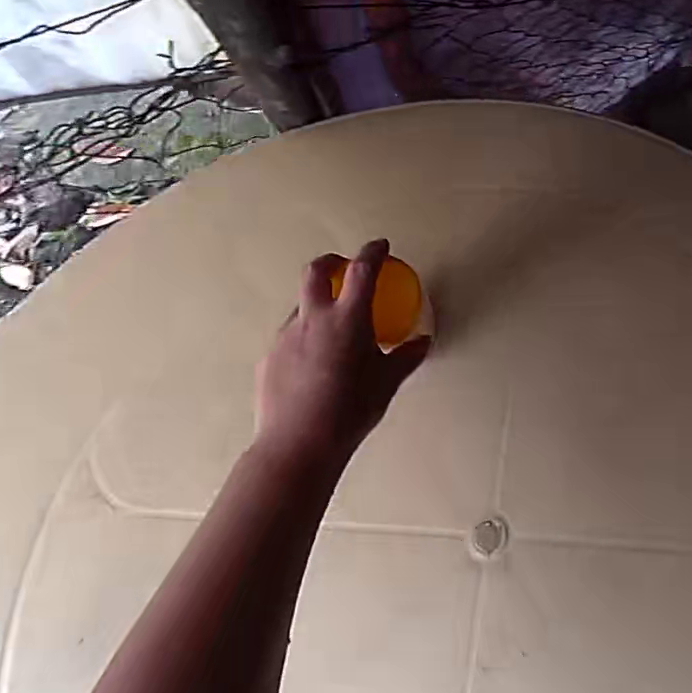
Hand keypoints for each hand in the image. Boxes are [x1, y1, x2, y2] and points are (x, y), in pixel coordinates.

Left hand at [254, 239, 431, 467]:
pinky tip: (315, 367)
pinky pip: (291, 338)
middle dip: (332, 261)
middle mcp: (313, 320)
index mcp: (347, 320)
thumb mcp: (386, 383)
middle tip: (344, 266)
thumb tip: (422, 343)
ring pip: (302, 307)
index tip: (380, 246)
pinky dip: (305, 340)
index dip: (372, 252)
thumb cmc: (348, 412)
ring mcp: (286, 337)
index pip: (362, 271)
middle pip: (316, 271)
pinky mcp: (269, 357)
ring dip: (318, 307)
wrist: (297, 446)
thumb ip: (406, 357)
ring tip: (334, 333)